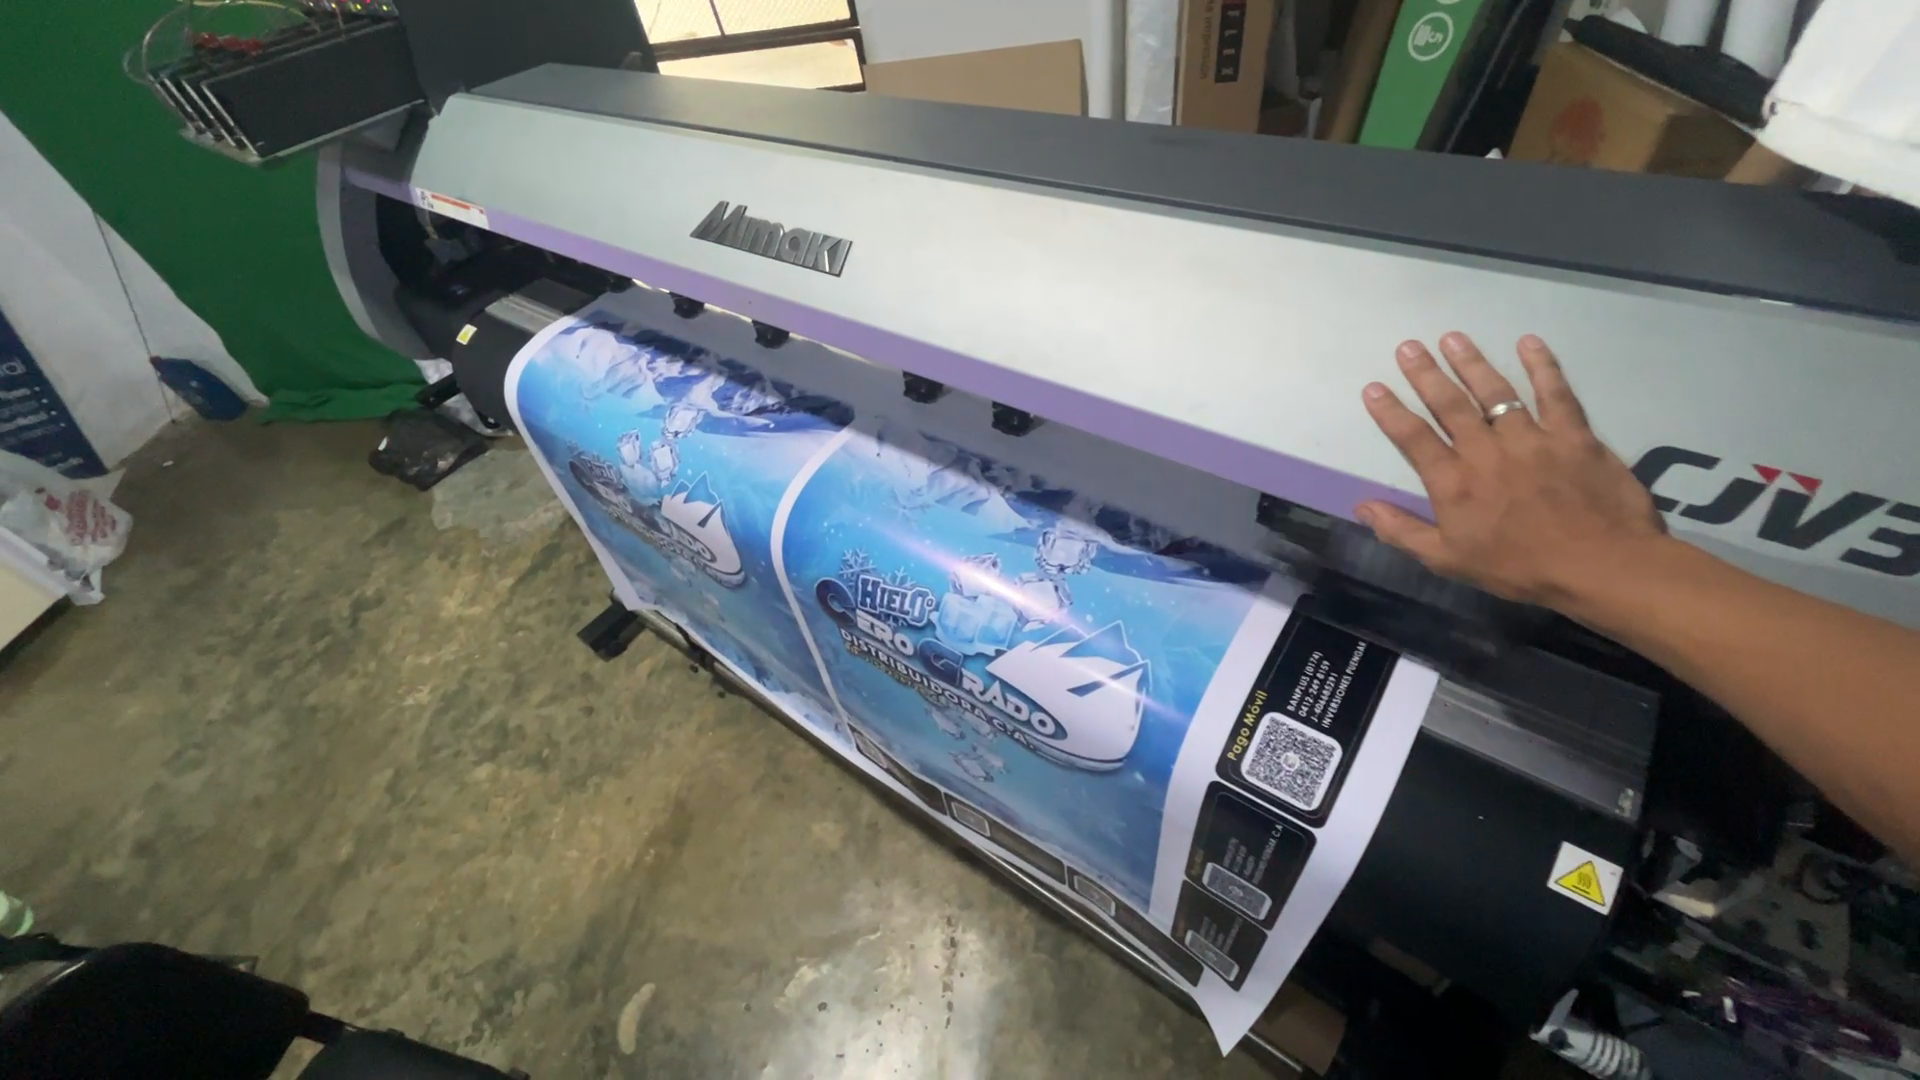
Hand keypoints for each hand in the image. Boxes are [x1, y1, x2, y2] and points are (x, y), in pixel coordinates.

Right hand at [1356, 333, 1666, 607]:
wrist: (1601, 566)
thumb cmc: (1517, 567)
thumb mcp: (1447, 559)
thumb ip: (1401, 531)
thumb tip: (1361, 506)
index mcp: (1453, 482)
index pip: (1413, 438)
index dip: (1390, 411)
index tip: (1373, 387)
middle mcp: (1487, 451)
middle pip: (1450, 405)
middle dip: (1426, 374)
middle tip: (1408, 347)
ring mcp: (1532, 439)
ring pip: (1496, 392)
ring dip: (1472, 363)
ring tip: (1453, 338)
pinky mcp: (1574, 436)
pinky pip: (1556, 394)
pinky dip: (1543, 367)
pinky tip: (1530, 343)